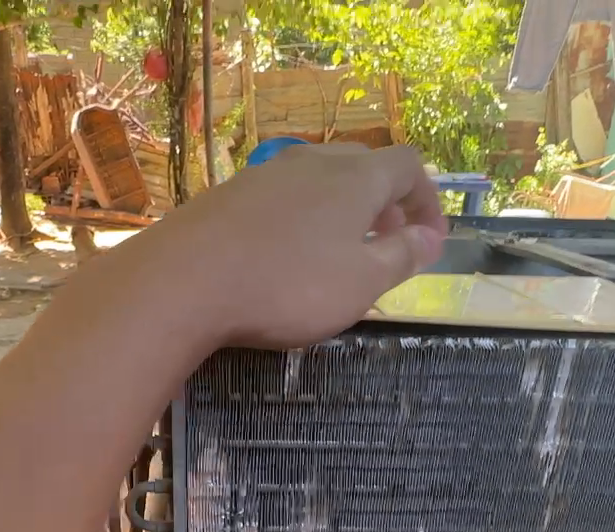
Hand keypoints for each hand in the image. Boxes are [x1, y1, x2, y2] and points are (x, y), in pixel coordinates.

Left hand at [115, 143, 445, 350]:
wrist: (186, 281)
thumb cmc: (288, 286)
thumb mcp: (360, 284)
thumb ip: (400, 258)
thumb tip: (428, 238)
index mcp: (356, 178)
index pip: (409, 168)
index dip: (427, 202)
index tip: (429, 242)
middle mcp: (313, 163)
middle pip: (363, 169)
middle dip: (385, 207)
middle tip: (386, 246)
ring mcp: (266, 175)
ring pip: (319, 183)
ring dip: (340, 215)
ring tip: (337, 256)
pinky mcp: (230, 196)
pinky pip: (282, 201)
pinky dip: (301, 223)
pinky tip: (285, 259)